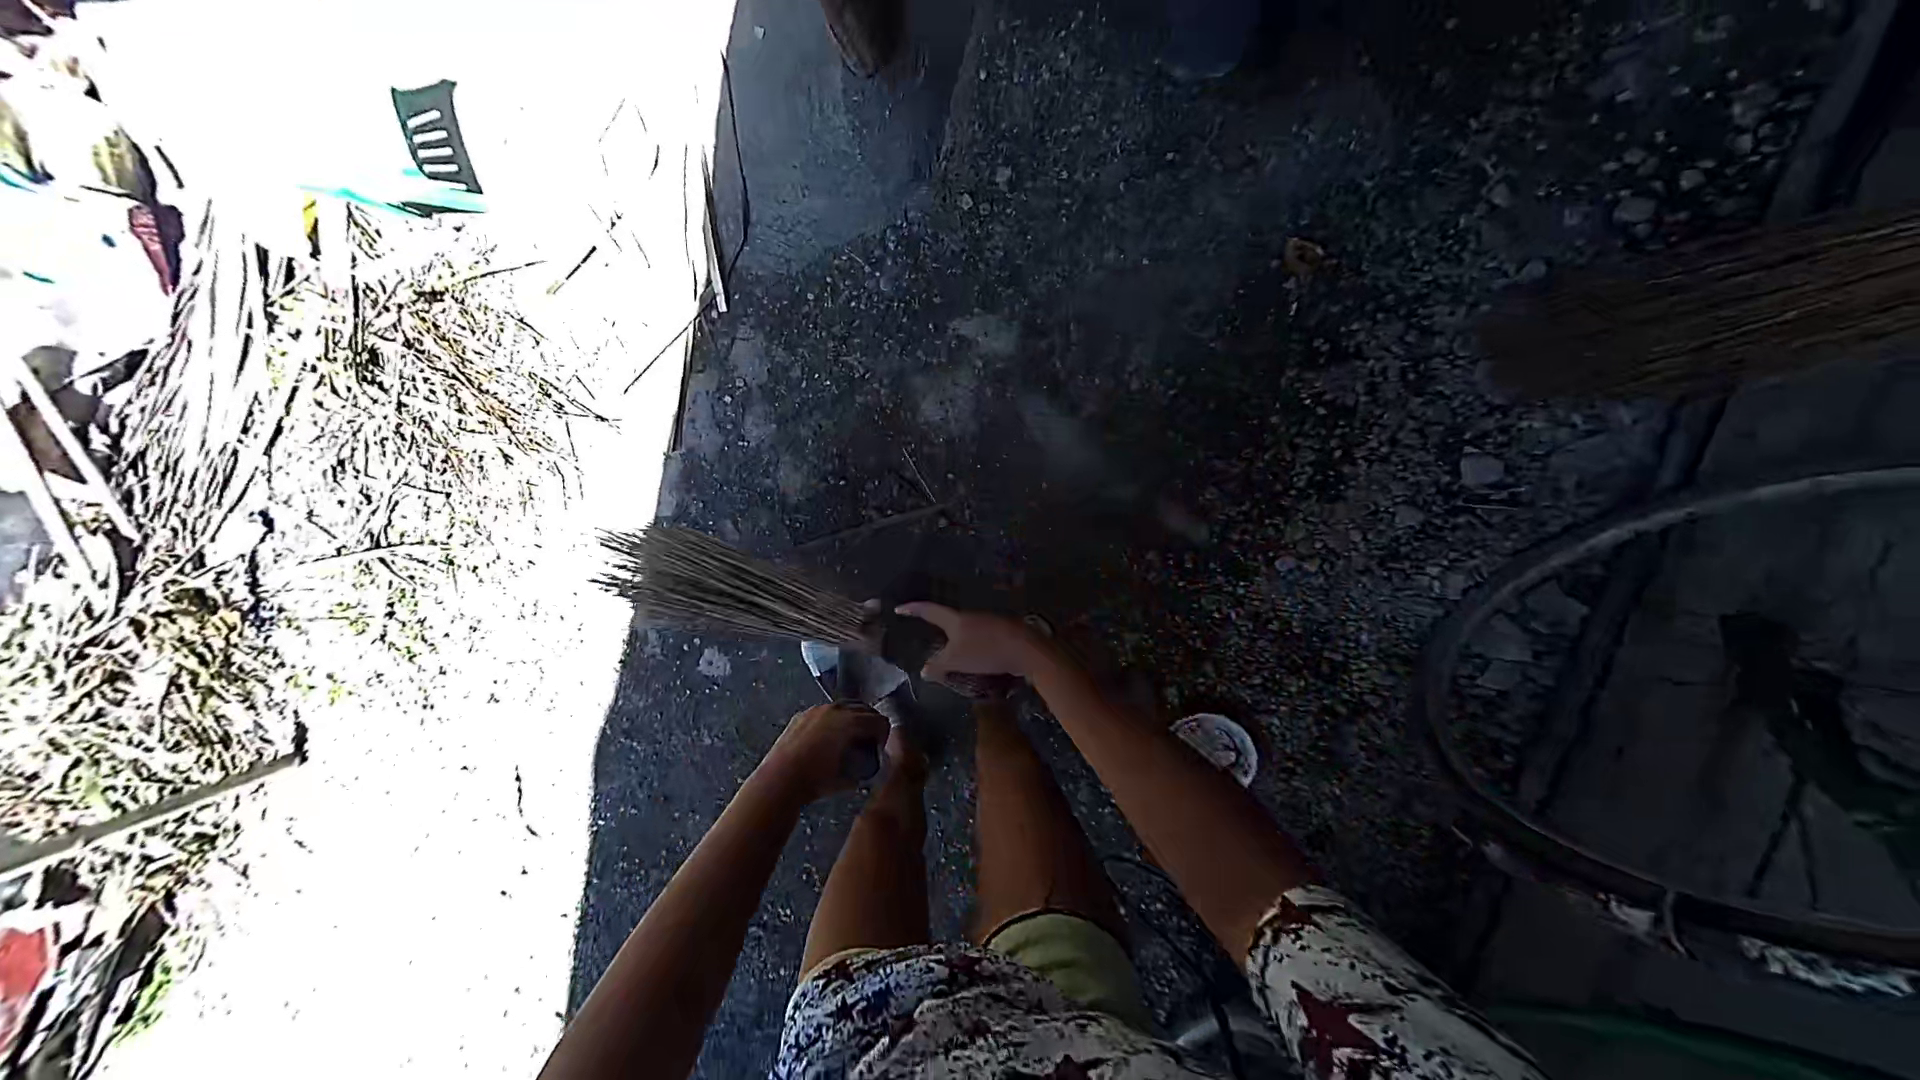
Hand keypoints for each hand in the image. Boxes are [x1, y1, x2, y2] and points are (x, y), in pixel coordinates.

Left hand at [762, 702, 891, 801]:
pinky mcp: (803, 714)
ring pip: (845, 706)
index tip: (880, 745)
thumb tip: (865, 773)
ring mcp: (818, 709)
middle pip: (864, 708)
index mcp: (851, 722)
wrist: (780, 779)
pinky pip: (826, 711)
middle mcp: (836, 710)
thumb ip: (861, 772)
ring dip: (853, 717)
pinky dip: (834, 719)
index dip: (884, 734)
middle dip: (871, 722)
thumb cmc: (815, 780)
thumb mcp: (846, 779)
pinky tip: (829, 735)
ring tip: (851, 735)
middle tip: (870, 739)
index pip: (879, 721)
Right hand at [893, 603, 1052, 684]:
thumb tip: (923, 670)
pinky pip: (980, 639)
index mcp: (955, 619)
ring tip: (951, 657)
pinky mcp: (1002, 633)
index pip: (928, 610)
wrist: (1026, 650)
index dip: (912, 609)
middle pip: (948, 620)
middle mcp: (970, 616)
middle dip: (938, 629)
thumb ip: (938, 665)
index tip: (900, 608)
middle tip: (927, 637)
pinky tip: (974, 660)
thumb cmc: (986, 651)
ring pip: (965, 631)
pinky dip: (972, 648)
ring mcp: (988, 623)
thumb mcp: (956, 661)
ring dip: (957, 642)